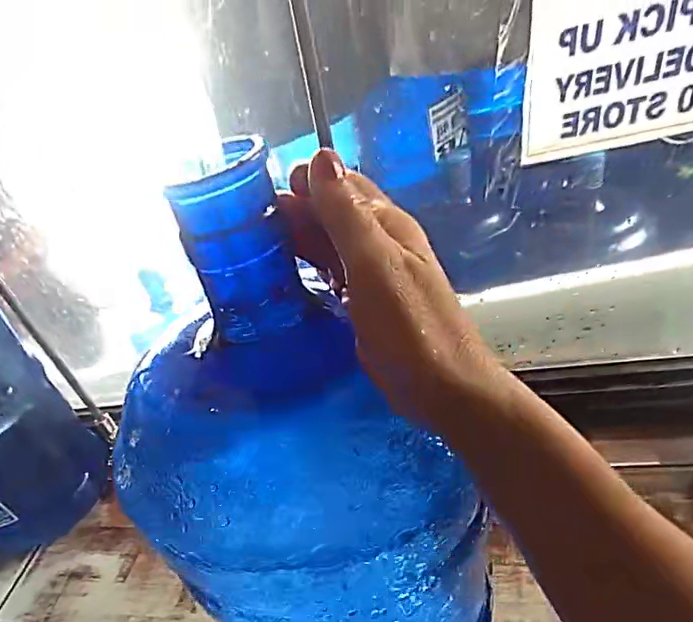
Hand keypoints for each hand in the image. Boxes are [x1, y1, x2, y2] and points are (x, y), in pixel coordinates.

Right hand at [276, 149, 511, 433]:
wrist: (445, 392)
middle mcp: (383, 248)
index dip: (302, 184)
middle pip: (334, 217)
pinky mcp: (370, 315)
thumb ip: (347, 215)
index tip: (256, 194)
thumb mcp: (375, 265)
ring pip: (333, 250)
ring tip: (258, 247)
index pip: (340, 187)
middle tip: (247, 224)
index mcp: (387, 227)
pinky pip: (336, 282)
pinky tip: (292, 282)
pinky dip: (313, 275)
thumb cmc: (410, 330)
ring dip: (301, 243)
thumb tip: (320, 158)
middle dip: (295, 212)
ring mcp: (377, 283)